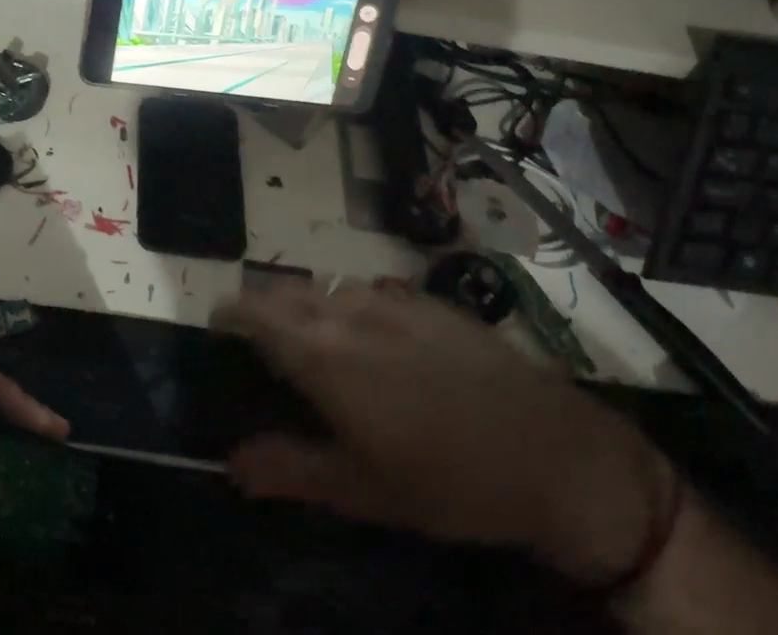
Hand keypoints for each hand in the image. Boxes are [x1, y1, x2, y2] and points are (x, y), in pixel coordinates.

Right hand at [212, 280, 673, 583]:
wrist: (560, 458)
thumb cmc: (449, 481)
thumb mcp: (361, 489)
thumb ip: (289, 470)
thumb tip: (232, 465)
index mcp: (323, 355)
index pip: (255, 312)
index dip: (229, 313)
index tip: (217, 326)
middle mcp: (353, 314)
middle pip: (289, 292)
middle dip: (265, 307)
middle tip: (258, 338)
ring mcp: (399, 303)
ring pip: (331, 287)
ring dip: (308, 303)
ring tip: (310, 334)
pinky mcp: (437, 305)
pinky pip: (376, 290)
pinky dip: (354, 303)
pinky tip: (373, 332)